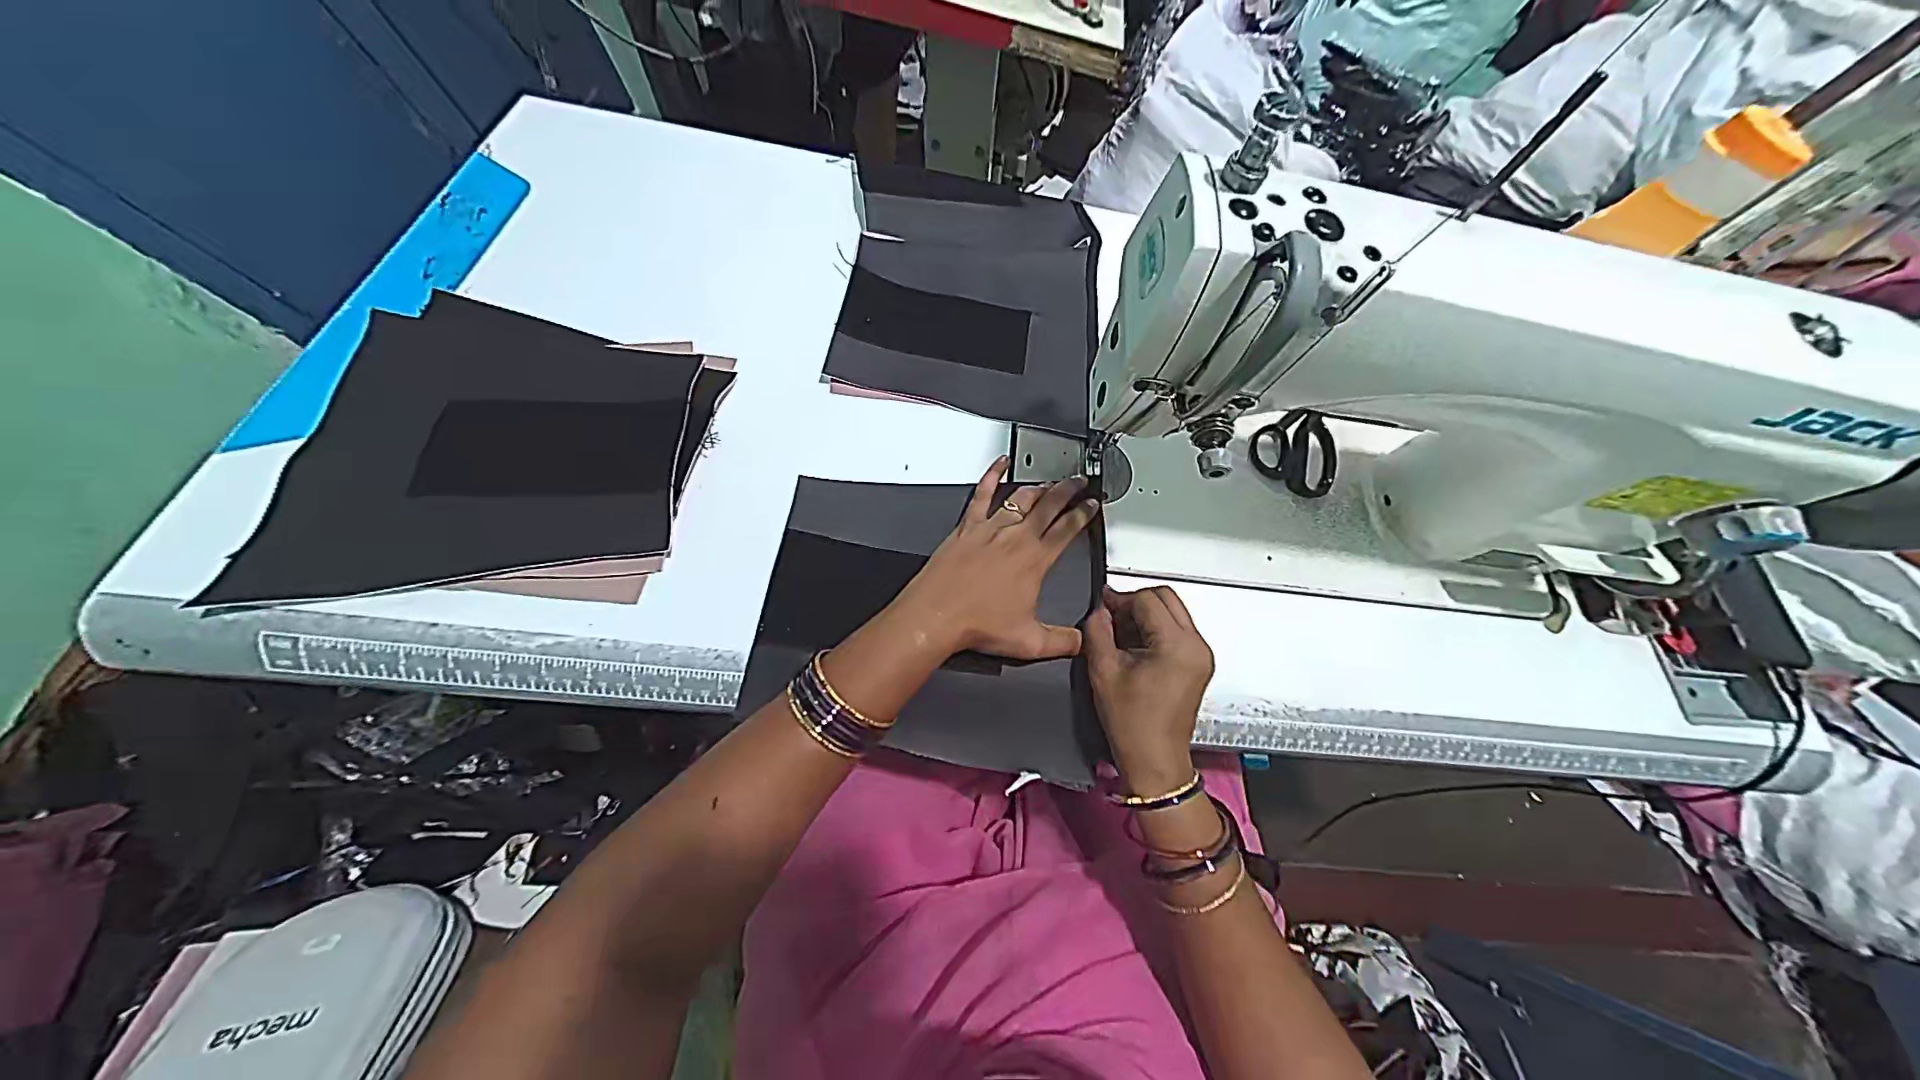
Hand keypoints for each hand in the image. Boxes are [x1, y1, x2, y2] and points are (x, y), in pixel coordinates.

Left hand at [887, 457, 1098, 660]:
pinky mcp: (967, 527)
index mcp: (1034, 560)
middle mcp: (1014, 538)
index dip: (1084, 514)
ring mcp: (989, 528)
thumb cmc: (975, 623)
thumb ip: (1061, 641)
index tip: (1091, 505)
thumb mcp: (1029, 641)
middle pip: (1049, 505)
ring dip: (1040, 486)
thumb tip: (1078, 642)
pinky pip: (982, 493)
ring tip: (1050, 482)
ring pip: (1021, 497)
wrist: (936, 616)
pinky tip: (1000, 465)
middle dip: (1068, 490)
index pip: (1067, 529)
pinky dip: (993, 475)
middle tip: (1079, 482)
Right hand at [1085, 585, 1214, 789]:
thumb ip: (1097, 631)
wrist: (1154, 759)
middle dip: (1135, 602)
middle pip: (1166, 599)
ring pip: (1172, 612)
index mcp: (1178, 646)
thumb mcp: (1103, 671)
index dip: (1120, 599)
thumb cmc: (1134, 725)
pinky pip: (1176, 631)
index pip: (1148, 600)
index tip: (1102, 606)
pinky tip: (1132, 646)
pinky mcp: (1197, 664)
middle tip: (1110, 615)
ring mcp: (1200, 656)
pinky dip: (1154, 630)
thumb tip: (1099, 610)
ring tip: (1119, 633)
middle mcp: (1197, 647)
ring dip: (1145, 615)